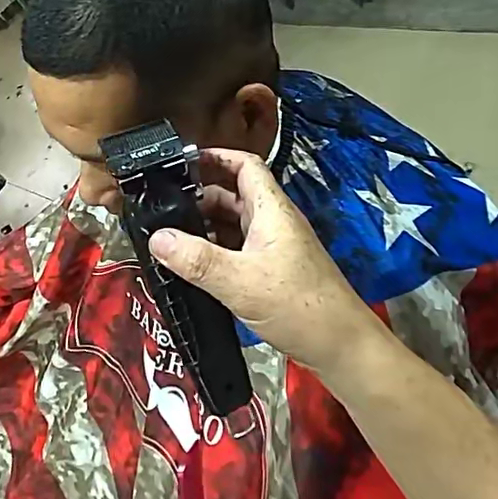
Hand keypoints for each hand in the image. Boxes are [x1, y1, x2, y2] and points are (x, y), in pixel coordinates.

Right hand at [149, 149, 385, 378]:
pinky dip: (217, 249)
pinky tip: (196, 265)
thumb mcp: (239, 281)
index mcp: (272, 210)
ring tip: (173, 236)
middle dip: (201, 196)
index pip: (245, 165)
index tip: (183, 161)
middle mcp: (274, 221)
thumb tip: (158, 238)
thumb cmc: (299, 304)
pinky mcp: (275, 268)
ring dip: (207, 226)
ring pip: (236, 222)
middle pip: (235, 193)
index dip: (216, 156)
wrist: (339, 342)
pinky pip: (240, 247)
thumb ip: (197, 260)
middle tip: (166, 208)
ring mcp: (276, 244)